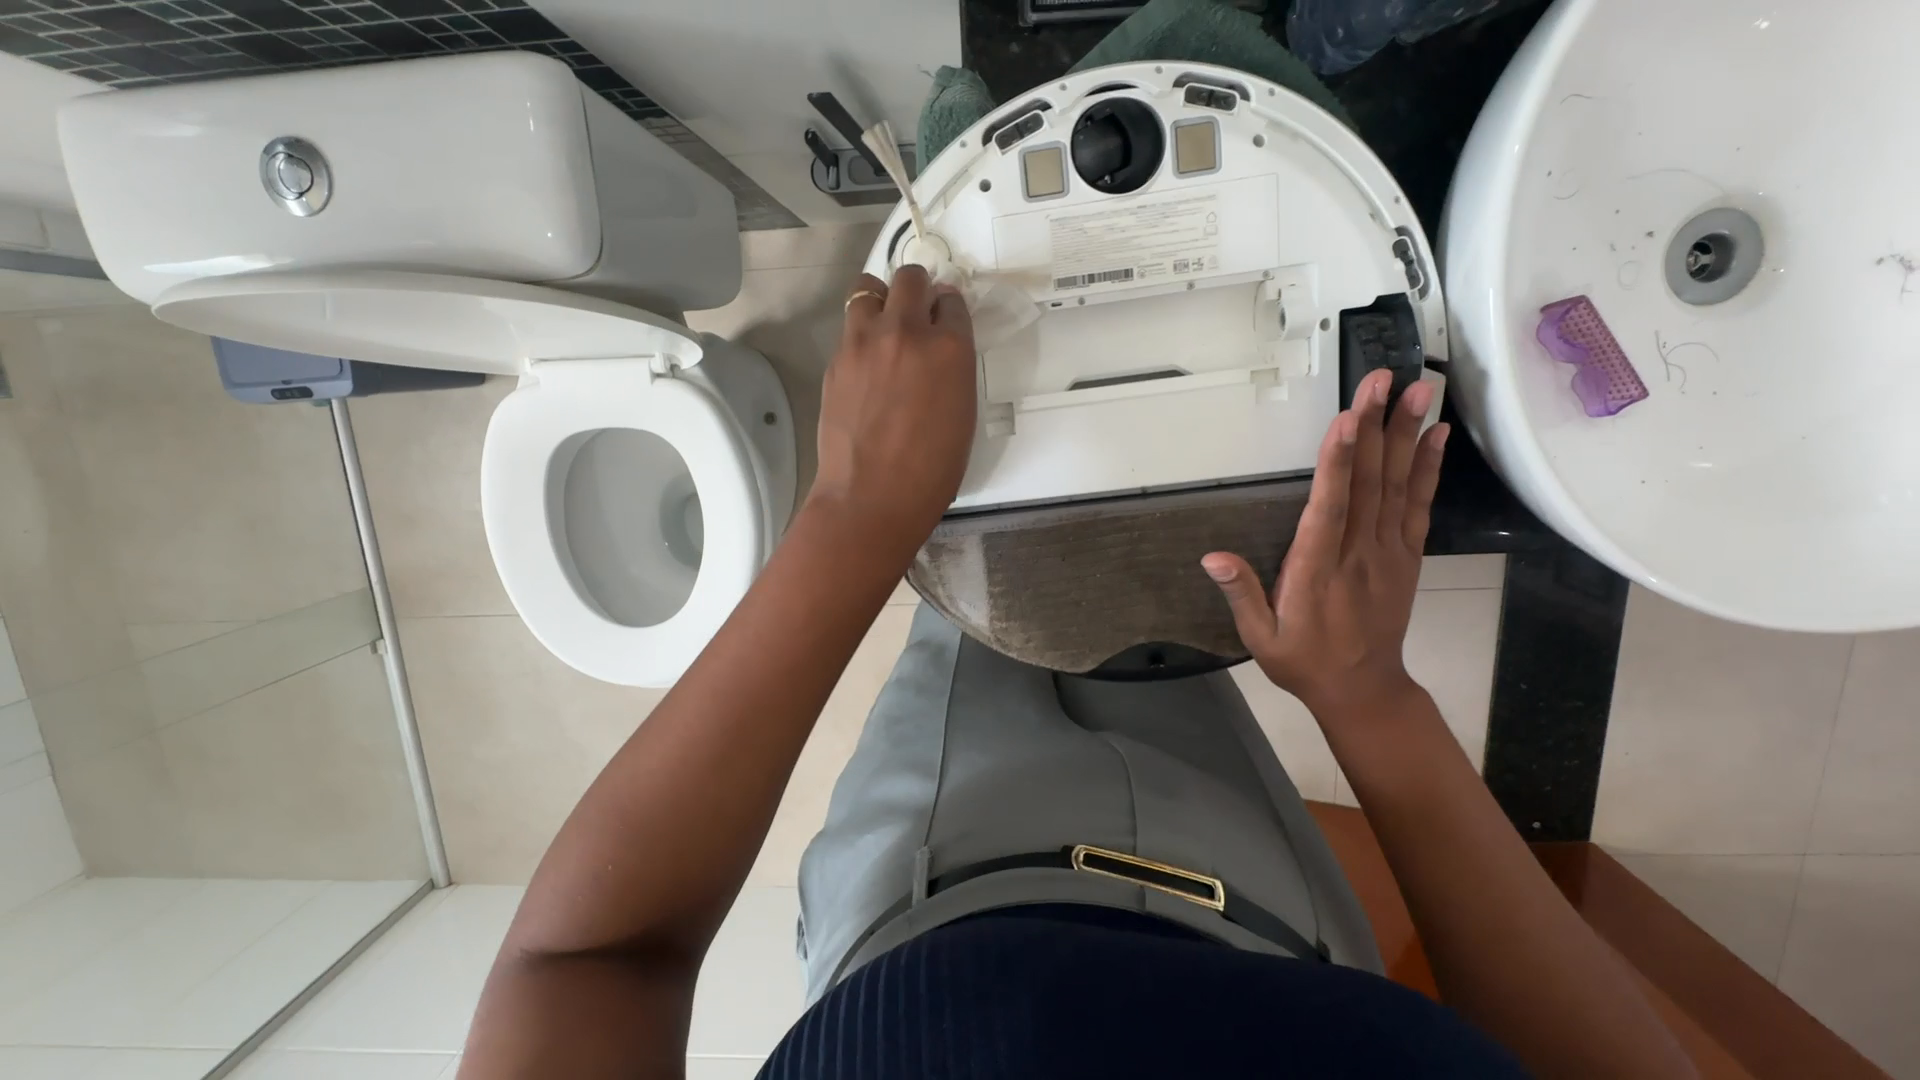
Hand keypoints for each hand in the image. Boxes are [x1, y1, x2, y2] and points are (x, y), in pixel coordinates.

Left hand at [807, 265, 976, 551]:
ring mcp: (864, 342)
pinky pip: (849, 328)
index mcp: (950, 347)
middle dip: (918, 290)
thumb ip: (954, 369)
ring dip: (880, 301)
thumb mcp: (962, 413)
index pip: (953, 301)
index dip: (949, 311)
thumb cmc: (932, 469)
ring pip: (867, 288)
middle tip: (917, 316)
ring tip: (884, 329)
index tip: (945, 323)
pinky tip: (866, 367)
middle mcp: (906, 331)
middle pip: (910, 278)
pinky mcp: (836, 360)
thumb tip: (941, 347)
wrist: (871, 496)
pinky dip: (860, 335)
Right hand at [1202, 369, 1448, 719]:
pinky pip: (1418, 506)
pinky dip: (1428, 469)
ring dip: (1405, 435)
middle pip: (1367, 483)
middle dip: (1373, 427)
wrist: (1363, 689)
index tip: (1346, 419)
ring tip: (1417, 390)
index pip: (1330, 509)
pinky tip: (1435, 435)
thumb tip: (1212, 557)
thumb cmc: (1303, 661)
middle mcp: (1357, 554)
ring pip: (1396, 486)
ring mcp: (1388, 552)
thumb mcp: (1260, 638)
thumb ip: (1241, 594)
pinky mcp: (1406, 555)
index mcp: (1317, 571)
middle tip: (1381, 378)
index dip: (1337, 463)